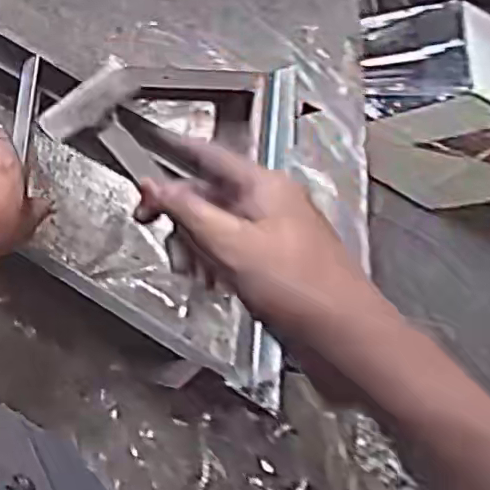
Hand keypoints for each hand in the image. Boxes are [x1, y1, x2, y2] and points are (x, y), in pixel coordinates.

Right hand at [133, 135, 387, 340]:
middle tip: (150, 223)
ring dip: (191, 243)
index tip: (143, 153)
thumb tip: (151, 185)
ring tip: (190, 267)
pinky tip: (208, 278)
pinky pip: (226, 246)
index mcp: (263, 186)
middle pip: (203, 192)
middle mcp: (268, 202)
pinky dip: (209, 259)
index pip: (207, 153)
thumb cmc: (296, 286)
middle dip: (177, 214)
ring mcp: (270, 230)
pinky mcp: (271, 257)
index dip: (172, 150)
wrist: (346, 339)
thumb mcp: (226, 241)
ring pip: (210, 222)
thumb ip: (183, 208)